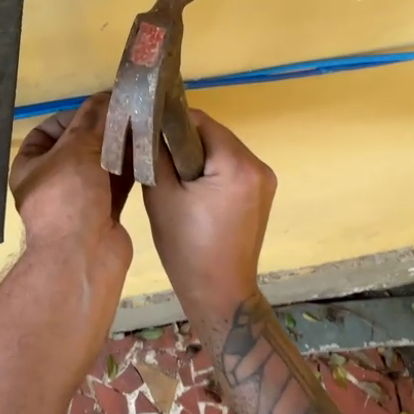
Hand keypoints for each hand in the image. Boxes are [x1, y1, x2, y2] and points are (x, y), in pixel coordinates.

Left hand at [8, 92, 134, 271]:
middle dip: (101, 132)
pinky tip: (146, 153)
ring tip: (141, 128)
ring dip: (118, 148)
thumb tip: (107, 96)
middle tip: (127, 115)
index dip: (73, 116)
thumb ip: (93, 122)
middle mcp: (51, 181)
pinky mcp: (102, 213)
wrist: (83, 259)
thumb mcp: (76, 150)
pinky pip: (115, 184)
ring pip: (99, 165)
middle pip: (78, 147)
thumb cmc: (68, 198)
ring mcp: (77, 199)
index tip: (99, 108)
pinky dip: (128, 169)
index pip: (49, 131)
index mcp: (31, 166)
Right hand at [141, 110, 275, 321]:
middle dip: (184, 142)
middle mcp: (258, 166)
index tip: (150, 141)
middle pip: (212, 133)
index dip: (170, 126)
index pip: (198, 120)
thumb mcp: (161, 193)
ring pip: (220, 148)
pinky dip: (211, 169)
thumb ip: (156, 151)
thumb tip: (148, 123)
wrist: (218, 293)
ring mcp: (265, 180)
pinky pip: (231, 165)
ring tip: (176, 181)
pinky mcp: (262, 193)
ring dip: (197, 156)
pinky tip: (195, 192)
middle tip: (160, 163)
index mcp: (236, 164)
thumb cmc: (185, 244)